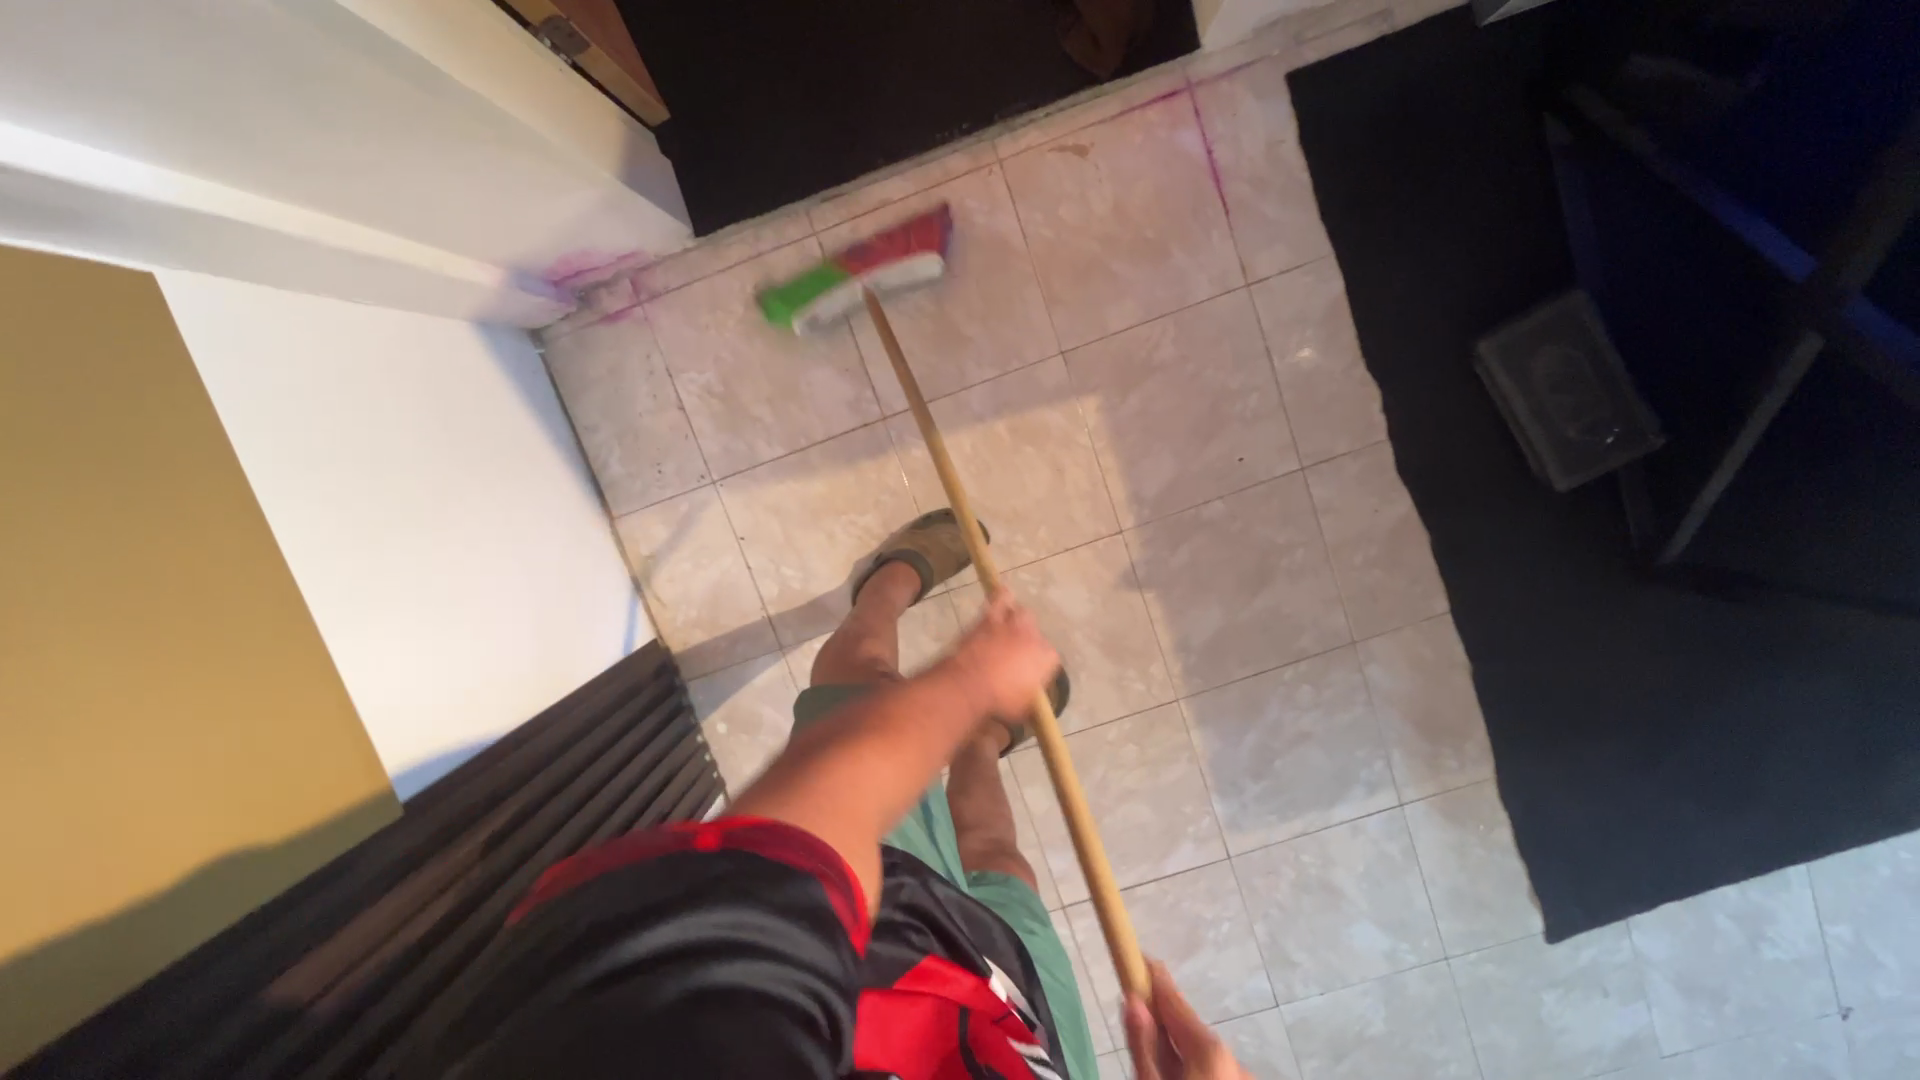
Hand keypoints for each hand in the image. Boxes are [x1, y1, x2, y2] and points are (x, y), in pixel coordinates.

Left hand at [941, 590, 1060, 720]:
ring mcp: (1012, 624)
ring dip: (1016, 619)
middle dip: (1028, 639)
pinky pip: (1000, 599)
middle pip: (1035, 633)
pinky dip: (1001, 596)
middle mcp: (1034, 637)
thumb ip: (1028, 700)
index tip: (1027, 674)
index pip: (1049, 658)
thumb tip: (1026, 701)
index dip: (1038, 665)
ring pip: (1021, 613)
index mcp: (1047, 659)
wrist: (969, 684)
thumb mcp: (1021, 709)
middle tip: (1015, 651)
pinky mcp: (991, 618)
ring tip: (1010, 624)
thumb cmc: (999, 702)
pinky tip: (1002, 593)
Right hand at [1123, 962, 1251, 1079]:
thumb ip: (1143, 1044)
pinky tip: (1177, 1076)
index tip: (1136, 957)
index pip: (1175, 1001)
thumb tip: (1131, 999)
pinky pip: (1213, 1069)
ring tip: (1154, 1060)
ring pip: (1201, 1053)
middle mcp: (1236, 1059)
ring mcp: (1243, 1076)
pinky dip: (1194, 1068)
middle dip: (1163, 1021)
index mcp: (1212, 1051)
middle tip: (1136, 1013)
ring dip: (1177, 1049)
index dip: (1153, 977)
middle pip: (1188, 1029)